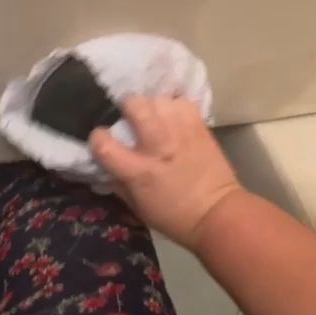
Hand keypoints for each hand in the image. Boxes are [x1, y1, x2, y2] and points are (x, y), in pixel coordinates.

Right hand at [90, 95, 244, 250]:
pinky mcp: (199, 125)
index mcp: (139, 171)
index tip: (102, 138)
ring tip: (154, 118)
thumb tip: (104, 159)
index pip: (104, 143)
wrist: (217, 214)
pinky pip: (180, 101)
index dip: (98, 138)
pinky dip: (173, 106)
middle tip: (130, 118)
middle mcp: (158, 145)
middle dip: (127, 107)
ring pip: (158, 99)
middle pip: (135, 105)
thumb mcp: (137, 206)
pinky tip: (172, 118)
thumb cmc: (173, 216)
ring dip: (151, 106)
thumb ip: (117, 180)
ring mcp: (180, 132)